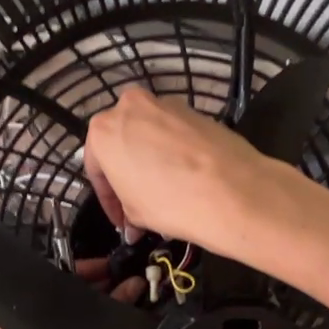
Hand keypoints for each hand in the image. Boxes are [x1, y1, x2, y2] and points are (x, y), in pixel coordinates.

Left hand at [0, 273, 143, 328]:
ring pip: (51, 310)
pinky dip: (71, 321)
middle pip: (51, 294)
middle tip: (121, 283)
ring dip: (82, 304)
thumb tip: (132, 287)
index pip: (52, 280)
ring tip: (116, 298)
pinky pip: (47, 328)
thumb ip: (110, 322)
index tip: (111, 268)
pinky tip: (98, 321)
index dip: (85, 270)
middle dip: (87, 286)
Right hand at [82, 88, 300, 253]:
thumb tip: (131, 224)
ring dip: (150, 161)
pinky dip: (173, 152)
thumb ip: (126, 211)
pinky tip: (184, 178)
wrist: (231, 190)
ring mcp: (165, 104)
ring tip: (162, 193)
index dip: (107, 199)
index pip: (96, 168)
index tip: (119, 219)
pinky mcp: (195, 109)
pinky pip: (174, 133)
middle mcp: (129, 107)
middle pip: (121, 143)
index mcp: (102, 131)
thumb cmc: (170, 201)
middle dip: (127, 174)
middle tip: (136, 204)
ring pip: (149, 135)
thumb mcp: (135, 214)